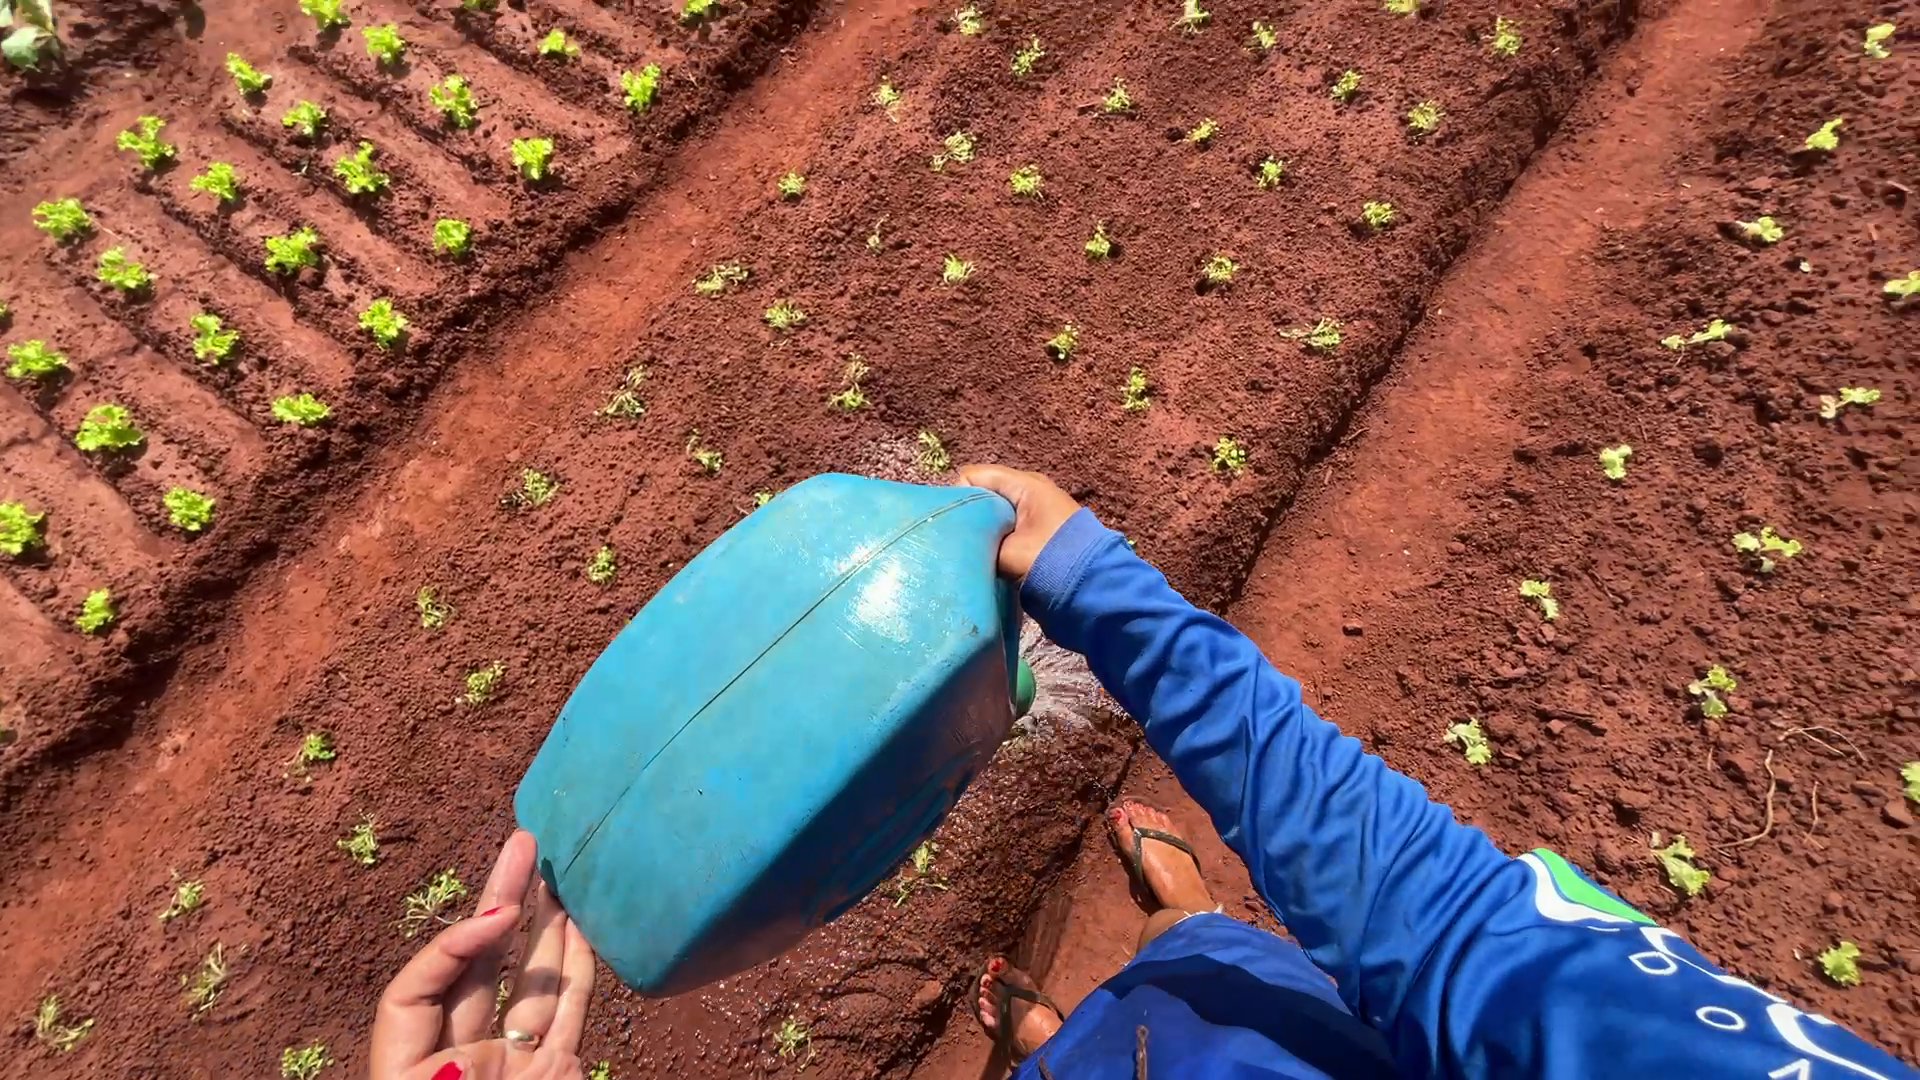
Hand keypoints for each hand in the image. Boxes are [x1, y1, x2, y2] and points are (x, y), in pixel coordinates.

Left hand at [370, 830, 596, 1079]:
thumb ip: (442, 1046)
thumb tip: (480, 974)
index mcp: (409, 1077)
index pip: (416, 993)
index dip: (451, 946)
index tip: (497, 918)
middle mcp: (462, 1060)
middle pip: (479, 968)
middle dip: (501, 901)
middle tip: (524, 842)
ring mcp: (516, 1062)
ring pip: (534, 976)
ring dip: (549, 920)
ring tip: (557, 865)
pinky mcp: (559, 1068)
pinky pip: (573, 1004)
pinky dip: (583, 959)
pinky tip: (586, 918)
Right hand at [956, 464, 1081, 579]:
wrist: (1094, 587)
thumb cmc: (1050, 562)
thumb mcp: (1007, 553)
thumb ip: (977, 542)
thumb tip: (958, 543)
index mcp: (1025, 484)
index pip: (973, 476)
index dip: (957, 497)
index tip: (949, 524)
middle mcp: (1030, 490)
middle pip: (983, 493)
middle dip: (968, 514)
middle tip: (955, 539)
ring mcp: (1037, 508)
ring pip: (994, 511)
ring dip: (982, 529)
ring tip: (970, 549)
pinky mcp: (1040, 528)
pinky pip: (1007, 525)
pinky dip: (996, 537)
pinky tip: (987, 554)